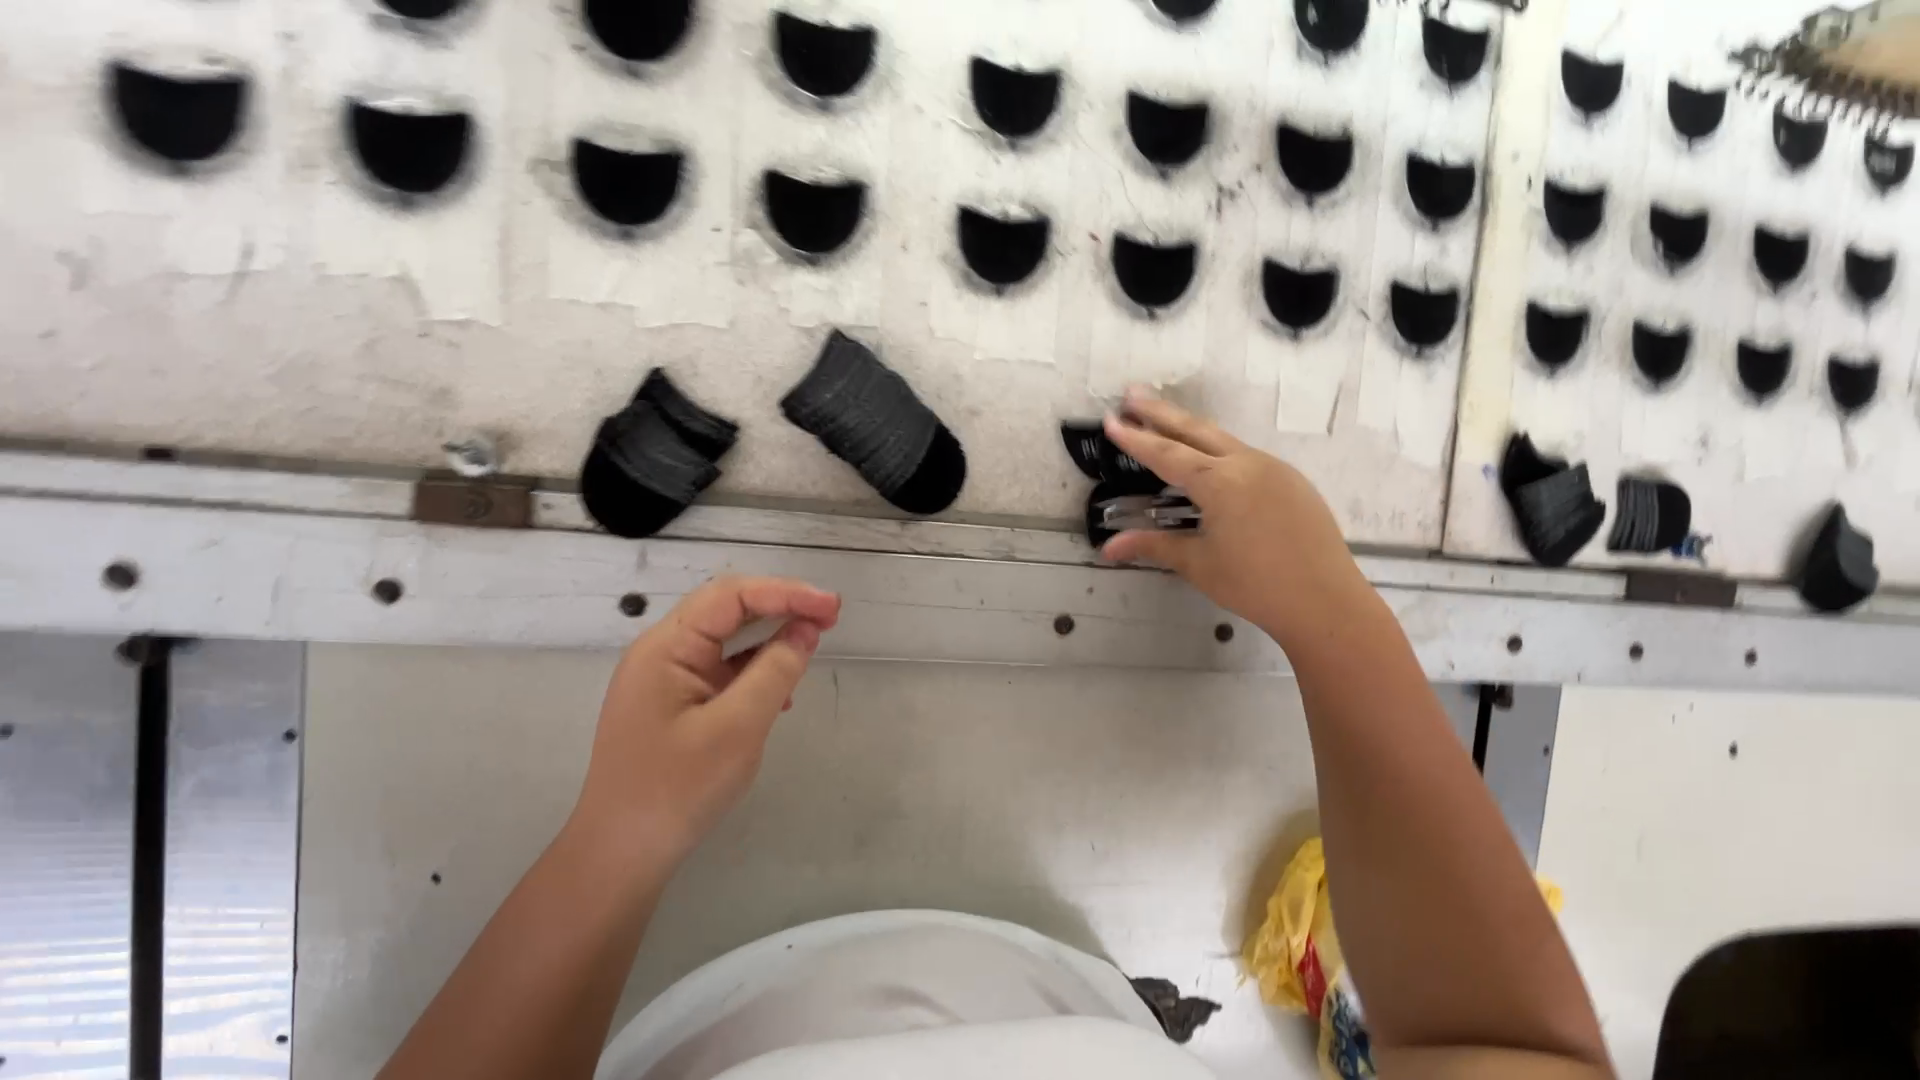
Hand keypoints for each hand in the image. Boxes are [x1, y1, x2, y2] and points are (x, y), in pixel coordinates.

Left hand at [573, 576, 840, 862]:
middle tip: (830, 617)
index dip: (786, 593)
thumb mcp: (737, 729)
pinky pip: (721, 672)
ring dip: (770, 636)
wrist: (621, 854)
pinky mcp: (675, 707)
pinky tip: (782, 690)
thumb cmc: (676, 789)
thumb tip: (805, 630)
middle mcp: (662, 654)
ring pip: (725, 641)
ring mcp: (666, 681)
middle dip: (780, 606)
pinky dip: (755, 670)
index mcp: (666, 648)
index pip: (731, 597)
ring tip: (813, 641)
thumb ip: (774, 672)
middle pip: (727, 611)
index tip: (833, 607)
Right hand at [1100, 388, 1372, 650]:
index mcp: (1219, 482)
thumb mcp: (1199, 564)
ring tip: (1164, 418)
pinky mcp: (1291, 481)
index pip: (1166, 454)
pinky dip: (1217, 448)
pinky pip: (1245, 455)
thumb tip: (1108, 547)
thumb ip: (1153, 546)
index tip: (1111, 419)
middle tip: (1132, 393)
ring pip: (1223, 439)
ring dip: (1189, 426)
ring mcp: (1273, 469)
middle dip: (1160, 412)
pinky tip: (1209, 458)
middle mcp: (1246, 464)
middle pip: (1195, 430)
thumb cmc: (1255, 584)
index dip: (1135, 438)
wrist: (1326, 601)